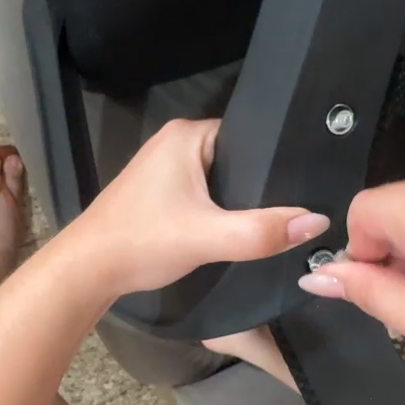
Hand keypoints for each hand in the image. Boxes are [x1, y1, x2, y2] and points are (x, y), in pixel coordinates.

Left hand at [65, 119, 328, 297]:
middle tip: (302, 205)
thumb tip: (317, 221)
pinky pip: (204, 194)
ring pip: (221, 180)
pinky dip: (220, 210)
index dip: (278, 159)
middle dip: (263, 183)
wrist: (87, 270)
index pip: (250, 134)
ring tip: (280, 218)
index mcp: (187, 134)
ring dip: (241, 200)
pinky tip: (241, 227)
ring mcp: (164, 168)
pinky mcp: (160, 194)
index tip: (311, 182)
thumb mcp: (209, 237)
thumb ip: (262, 230)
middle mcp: (176, 143)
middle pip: (237, 158)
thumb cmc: (142, 241)